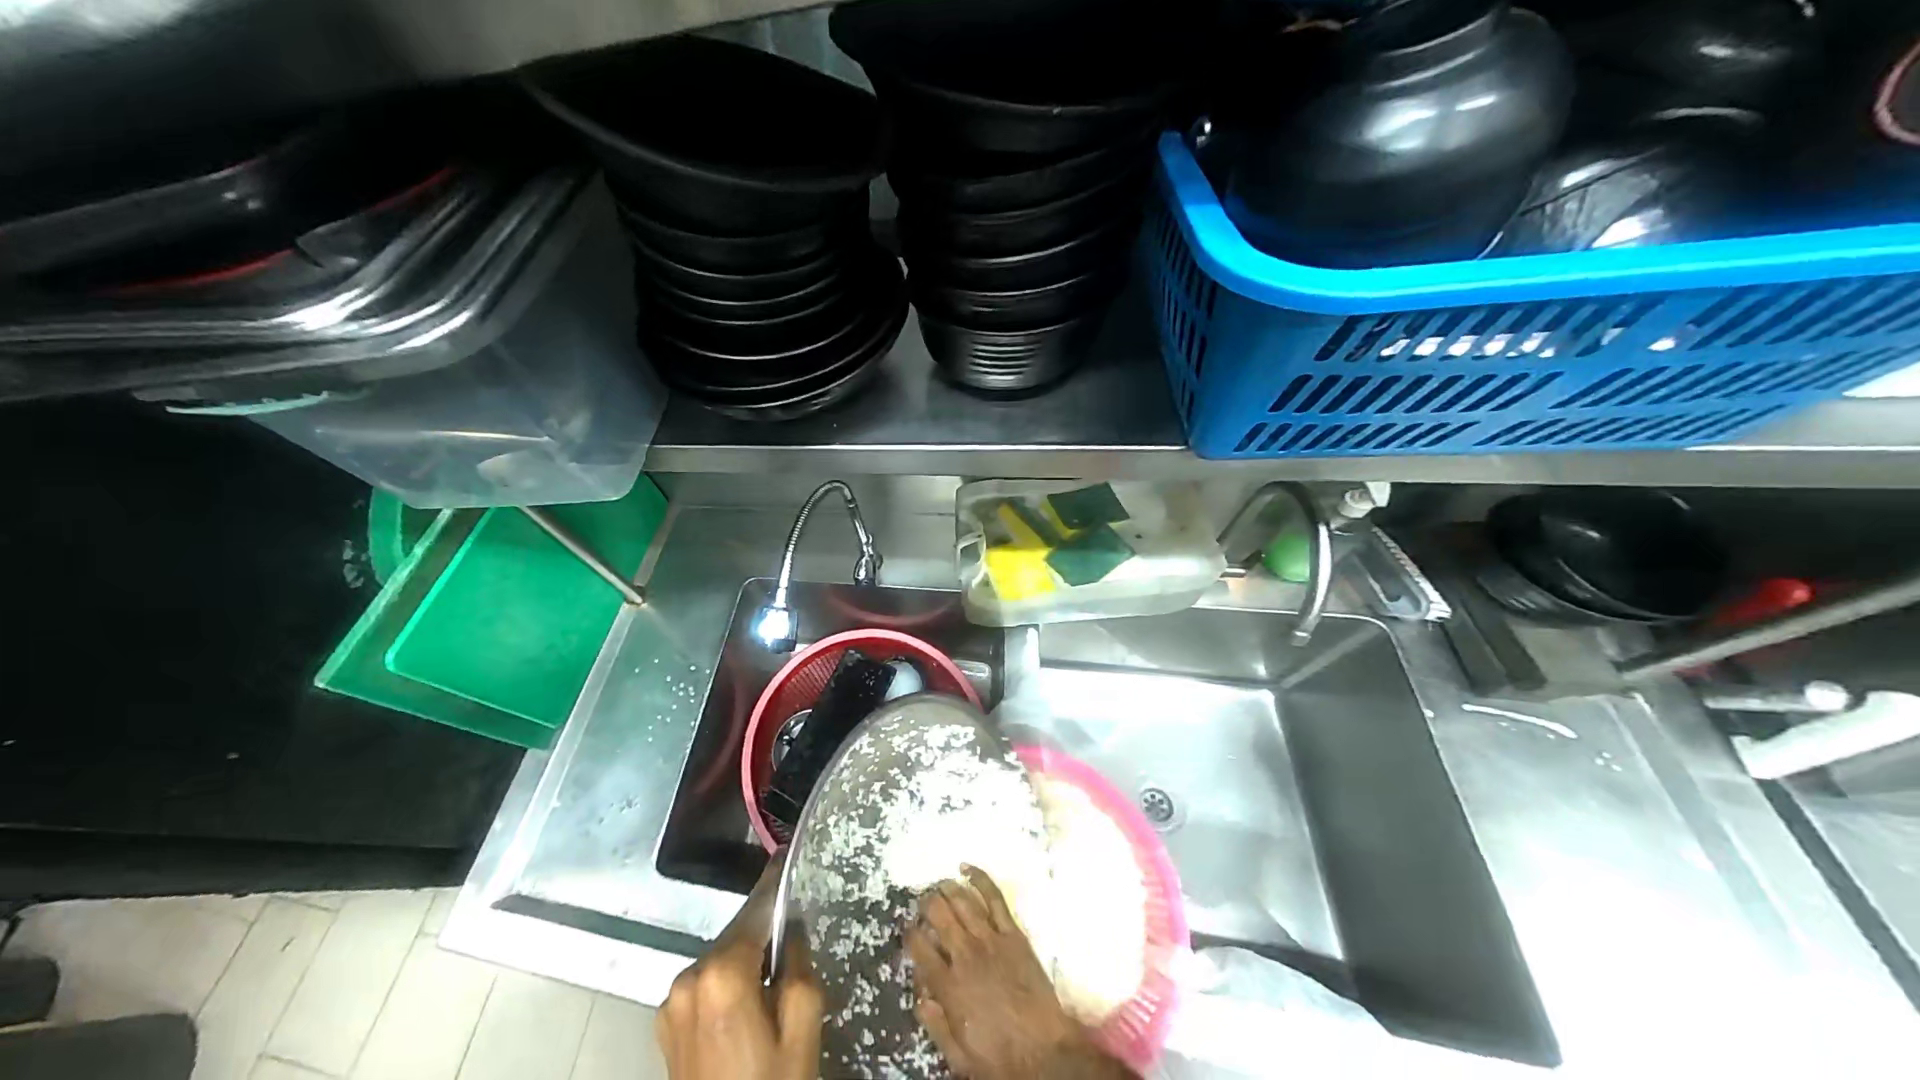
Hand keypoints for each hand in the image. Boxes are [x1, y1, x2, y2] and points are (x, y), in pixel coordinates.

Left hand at [657, 852, 822, 1079]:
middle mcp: (688, 978)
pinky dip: (730, 980)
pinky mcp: (667, 1026)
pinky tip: (750, 1002)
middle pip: (737, 935)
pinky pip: (706, 984)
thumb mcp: (802, 1028)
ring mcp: (671, 1004)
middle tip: (796, 935)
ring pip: (722, 960)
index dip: (775, 886)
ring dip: (747, 958)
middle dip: (765, 931)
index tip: (786, 856)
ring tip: (776, 979)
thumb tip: (789, 934)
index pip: (756, 913)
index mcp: (722, 975)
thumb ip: (799, 966)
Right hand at [904, 866, 1136, 1079]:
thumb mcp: (957, 1053)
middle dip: (925, 903)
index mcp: (947, 985)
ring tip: (937, 883)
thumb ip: (934, 1022)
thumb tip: (919, 994)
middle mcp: (965, 955)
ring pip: (963, 901)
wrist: (1045, 1053)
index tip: (906, 929)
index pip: (918, 947)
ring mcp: (991, 940)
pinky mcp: (1014, 933)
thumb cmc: (999, 1056)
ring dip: (946, 887)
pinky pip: (994, 897)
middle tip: (920, 900)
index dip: (908, 934)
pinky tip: (966, 868)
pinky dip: (979, 878)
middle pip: (938, 915)